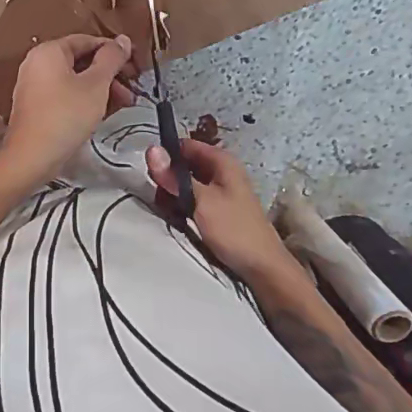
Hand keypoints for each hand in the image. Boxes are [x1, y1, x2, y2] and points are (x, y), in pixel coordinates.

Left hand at [1, 34, 136, 179]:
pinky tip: (101, 112)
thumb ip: (111, 59)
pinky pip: (63, 95)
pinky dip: (83, 99)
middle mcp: (36, 64)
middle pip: (80, 60)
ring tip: (123, 103)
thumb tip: (123, 39)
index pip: (87, 40)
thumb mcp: (96, 85)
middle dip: (109, 73)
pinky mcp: (34, 107)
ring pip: (73, 80)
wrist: (32, 157)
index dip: (113, 51)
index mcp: (48, 51)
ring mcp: (33, 86)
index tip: (134, 66)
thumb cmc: (66, 116)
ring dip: (100, 88)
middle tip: (131, 88)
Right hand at [147, 140, 289, 275]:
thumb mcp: (200, 200)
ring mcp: (219, 191)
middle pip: (183, 165)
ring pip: (184, 184)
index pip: (186, 145)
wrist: (260, 266)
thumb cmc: (233, 229)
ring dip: (172, 195)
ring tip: (170, 212)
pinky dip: (181, 206)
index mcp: (222, 162)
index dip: (167, 155)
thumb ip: (174, 177)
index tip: (151, 172)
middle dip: (168, 179)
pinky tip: (179, 219)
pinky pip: (191, 199)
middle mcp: (221, 172)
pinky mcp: (216, 209)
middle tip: (162, 198)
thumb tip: (150, 149)